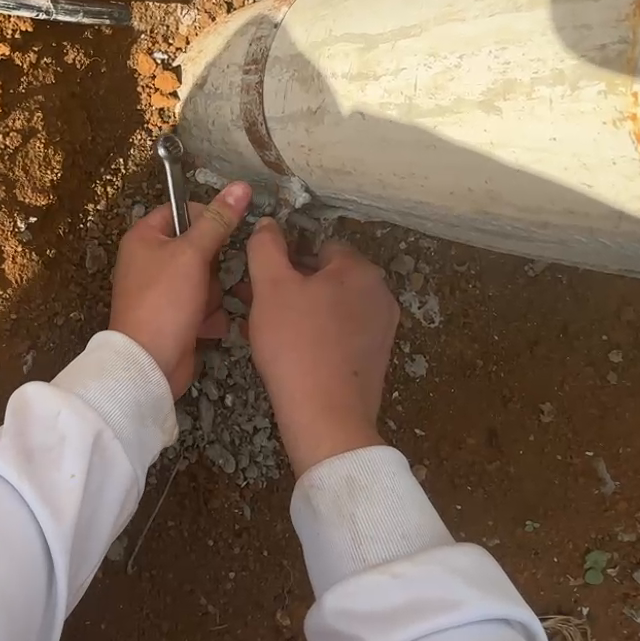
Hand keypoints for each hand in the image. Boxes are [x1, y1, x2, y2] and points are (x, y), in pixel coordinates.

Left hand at [109, 181, 251, 395]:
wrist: (149, 364)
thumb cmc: (164, 302)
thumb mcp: (192, 254)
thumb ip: (218, 221)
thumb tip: (241, 186)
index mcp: (144, 238)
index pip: (181, 210)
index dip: (207, 217)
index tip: (229, 229)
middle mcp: (150, 261)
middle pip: (198, 247)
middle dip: (213, 266)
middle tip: (210, 276)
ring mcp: (162, 292)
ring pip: (206, 279)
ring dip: (212, 294)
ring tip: (204, 307)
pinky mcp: (175, 318)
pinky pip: (204, 306)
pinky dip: (209, 316)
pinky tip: (206, 327)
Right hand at [243, 219, 399, 475]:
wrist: (326, 416)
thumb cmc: (295, 343)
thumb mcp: (270, 286)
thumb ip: (266, 247)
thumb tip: (268, 224)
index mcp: (360, 269)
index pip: (319, 244)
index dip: (286, 257)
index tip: (260, 279)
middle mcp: (380, 294)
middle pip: (326, 276)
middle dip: (292, 285)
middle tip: (257, 304)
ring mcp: (382, 329)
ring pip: (331, 306)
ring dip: (301, 310)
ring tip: (268, 330)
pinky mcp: (374, 359)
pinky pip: (339, 334)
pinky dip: (315, 336)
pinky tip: (290, 353)